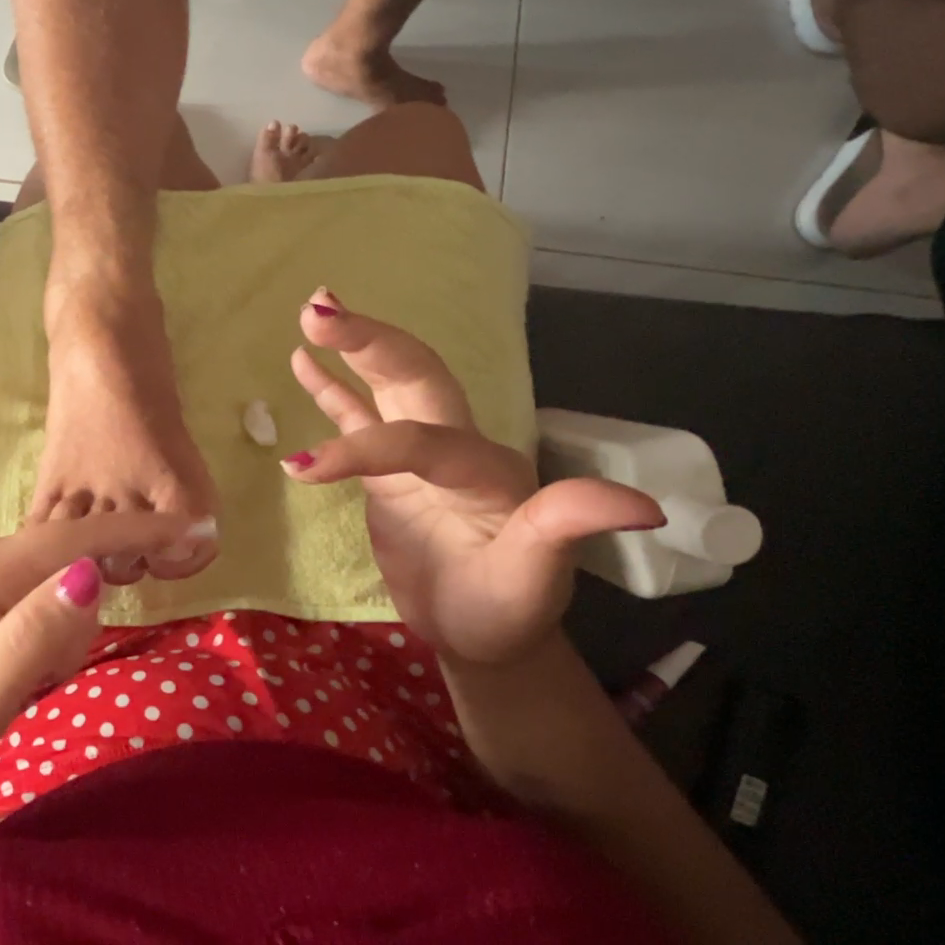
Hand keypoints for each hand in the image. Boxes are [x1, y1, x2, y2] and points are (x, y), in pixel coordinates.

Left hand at [0, 511, 213, 791]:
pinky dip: (45, 636)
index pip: (76, 538)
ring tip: (24, 682)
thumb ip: (36, 632)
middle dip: (77, 622)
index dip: (138, 531)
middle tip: (43, 680)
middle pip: (69, 563)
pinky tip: (18, 671)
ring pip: (57, 585)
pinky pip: (37, 598)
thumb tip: (90, 573)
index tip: (197, 527)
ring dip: (59, 637)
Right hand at [28, 258, 218, 584]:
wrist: (100, 333)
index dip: (182, 562)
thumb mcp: (181, 433)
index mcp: (182, 485)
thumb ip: (183, 486)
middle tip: (129, 546)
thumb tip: (183, 529)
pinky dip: (46, 542)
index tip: (172, 551)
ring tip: (88, 546)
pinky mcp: (52, 475)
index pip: (189, 553)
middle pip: (130, 564)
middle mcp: (136, 496)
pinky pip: (44, 528)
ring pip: (85, 556)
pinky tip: (47, 544)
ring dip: (88, 559)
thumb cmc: (150, 372)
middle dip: (131, 564)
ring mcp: (90, 489)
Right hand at [281, 289, 663, 665]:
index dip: (359, 447)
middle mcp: (457, 445)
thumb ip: (567, 531)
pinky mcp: (392, 469)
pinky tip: (303, 362)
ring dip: (353, 346)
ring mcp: (422, 454)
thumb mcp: (535, 579)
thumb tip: (642, 504)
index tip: (302, 469)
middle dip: (369, 341)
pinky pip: (359, 417)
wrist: (485, 634)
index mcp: (487, 467)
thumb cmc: (508, 611)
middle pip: (414, 376)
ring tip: (312, 312)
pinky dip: (331, 389)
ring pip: (388, 384)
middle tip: (319, 311)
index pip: (416, 439)